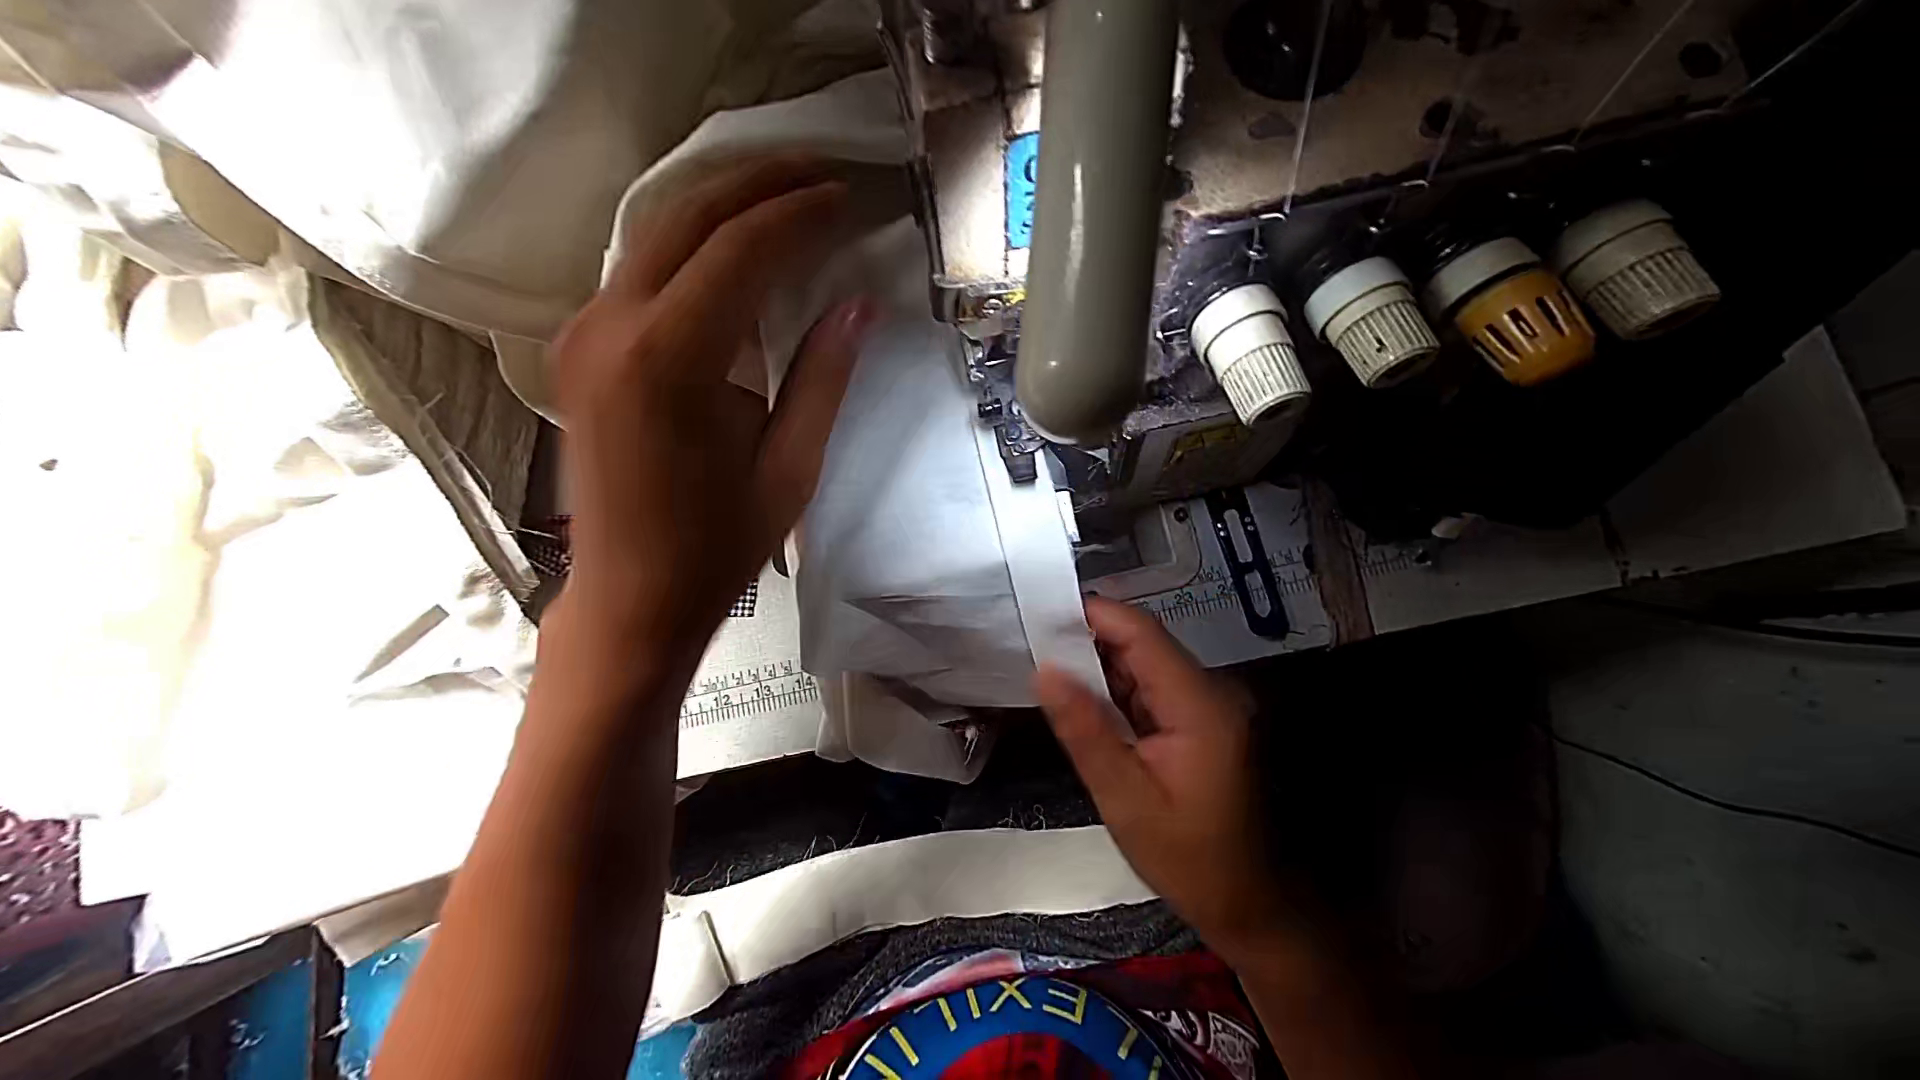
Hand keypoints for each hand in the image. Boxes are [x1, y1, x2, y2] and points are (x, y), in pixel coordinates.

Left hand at [547, 156, 875, 650]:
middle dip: (757, 183)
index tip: (845, 197)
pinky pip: (639, 269)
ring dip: (721, 205)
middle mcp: (612, 329)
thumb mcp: (790, 466)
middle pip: (687, 215)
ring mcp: (584, 334)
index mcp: (670, 360)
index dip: (799, 215)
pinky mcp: (580, 349)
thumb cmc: (717, 545)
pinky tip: (732, 248)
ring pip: (654, 231)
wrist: (630, 596)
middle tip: (817, 171)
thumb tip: (859, 305)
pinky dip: (690, 244)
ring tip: (783, 195)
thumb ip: (823, 377)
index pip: (741, 251)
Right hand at [1035, 595, 1285, 958]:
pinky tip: (1083, 698)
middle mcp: (1208, 692)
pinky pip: (1151, 687)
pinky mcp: (1199, 719)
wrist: (1247, 901)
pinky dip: (1115, 687)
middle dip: (1089, 638)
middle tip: (1033, 644)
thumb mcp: (1124, 799)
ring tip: (1048, 668)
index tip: (1040, 614)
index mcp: (1198, 705)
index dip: (1093, 615)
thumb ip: (1085, 730)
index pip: (1142, 634)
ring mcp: (1206, 704)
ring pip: (1145, 662)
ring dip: (1099, 663)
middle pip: (1144, 642)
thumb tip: (1045, 670)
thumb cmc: (1186, 857)